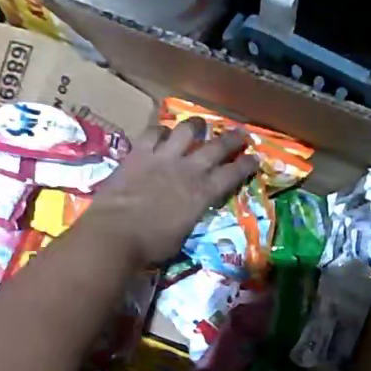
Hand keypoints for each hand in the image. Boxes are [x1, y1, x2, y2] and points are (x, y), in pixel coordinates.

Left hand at [82, 119, 256, 264]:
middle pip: (216, 147)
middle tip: (240, 135)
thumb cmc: (151, 245)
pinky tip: (162, 133)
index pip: (232, 174)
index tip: (254, 159)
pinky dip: (160, 131)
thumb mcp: (181, 236)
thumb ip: (189, 217)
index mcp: (202, 194)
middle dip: (232, 139)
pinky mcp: (138, 153)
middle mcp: (188, 170)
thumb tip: (188, 212)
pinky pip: (153, 132)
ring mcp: (163, 157)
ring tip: (200, 125)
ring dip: (196, 126)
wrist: (115, 233)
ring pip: (186, 130)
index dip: (246, 165)